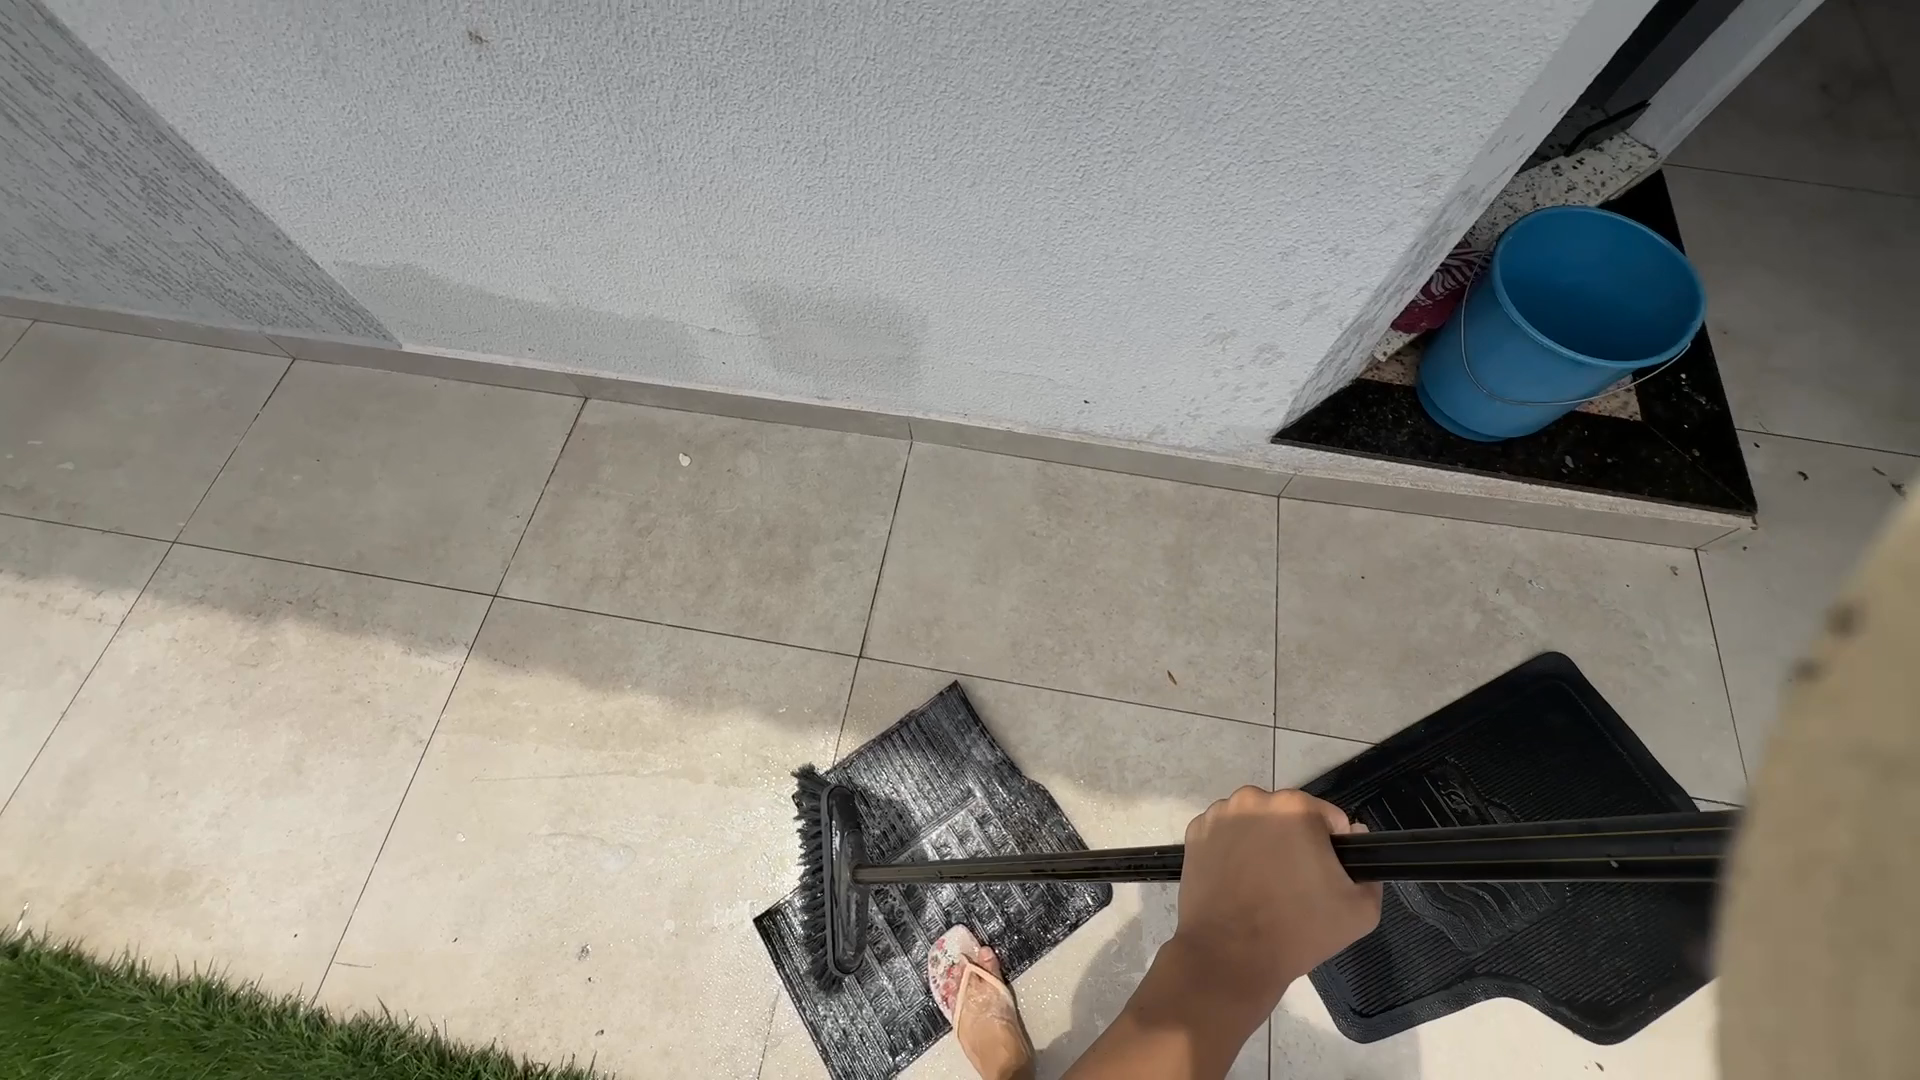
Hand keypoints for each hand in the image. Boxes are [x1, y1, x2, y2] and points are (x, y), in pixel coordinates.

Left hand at [1170, 787, 1381, 1017]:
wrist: (1230, 953)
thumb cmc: (1299, 929)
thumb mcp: (1360, 909)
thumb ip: (1368, 870)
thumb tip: (1352, 837)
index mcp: (1295, 807)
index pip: (1328, 819)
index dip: (1333, 847)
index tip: (1325, 875)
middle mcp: (1253, 798)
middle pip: (1287, 815)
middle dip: (1295, 841)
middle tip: (1295, 883)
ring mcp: (1218, 813)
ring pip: (1254, 821)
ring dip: (1262, 841)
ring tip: (1263, 884)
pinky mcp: (1194, 831)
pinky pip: (1225, 833)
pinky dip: (1232, 848)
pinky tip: (1237, 880)